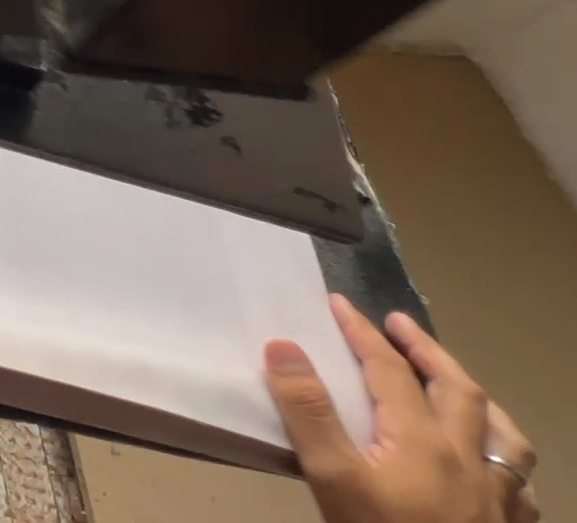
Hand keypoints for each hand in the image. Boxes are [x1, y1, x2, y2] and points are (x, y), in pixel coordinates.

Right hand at [264, 294, 535, 522]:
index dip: (362, 332)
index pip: (390, 370)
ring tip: (453, 381)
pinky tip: (486, 461)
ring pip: (504, 435)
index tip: (338, 303)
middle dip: (426, 350)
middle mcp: (469, 460)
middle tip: (397, 324)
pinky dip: (500, 454)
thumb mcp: (330, 475)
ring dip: (475, 396)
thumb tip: (284, 344)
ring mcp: (500, 499)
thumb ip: (307, 408)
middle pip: (458, 391)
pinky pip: (519, 480)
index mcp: (423, 440)